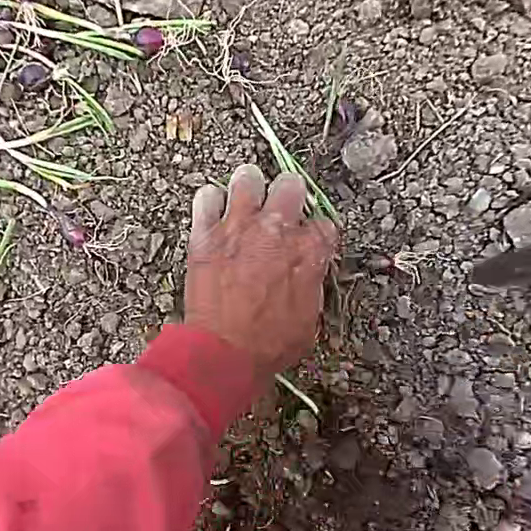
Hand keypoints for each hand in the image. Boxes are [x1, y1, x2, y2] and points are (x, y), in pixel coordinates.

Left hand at [184, 164, 337, 379]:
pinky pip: (207, 196)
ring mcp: (240, 227)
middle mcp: (278, 230)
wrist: (225, 353)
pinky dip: (211, 201)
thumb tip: (310, 275)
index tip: (308, 239)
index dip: (315, 231)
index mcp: (310, 251)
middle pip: (291, 185)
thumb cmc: (267, 344)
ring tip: (246, 198)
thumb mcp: (309, 319)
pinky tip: (214, 212)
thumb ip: (311, 284)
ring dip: (249, 186)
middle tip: (281, 207)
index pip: (324, 222)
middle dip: (289, 194)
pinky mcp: (206, 233)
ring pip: (248, 177)